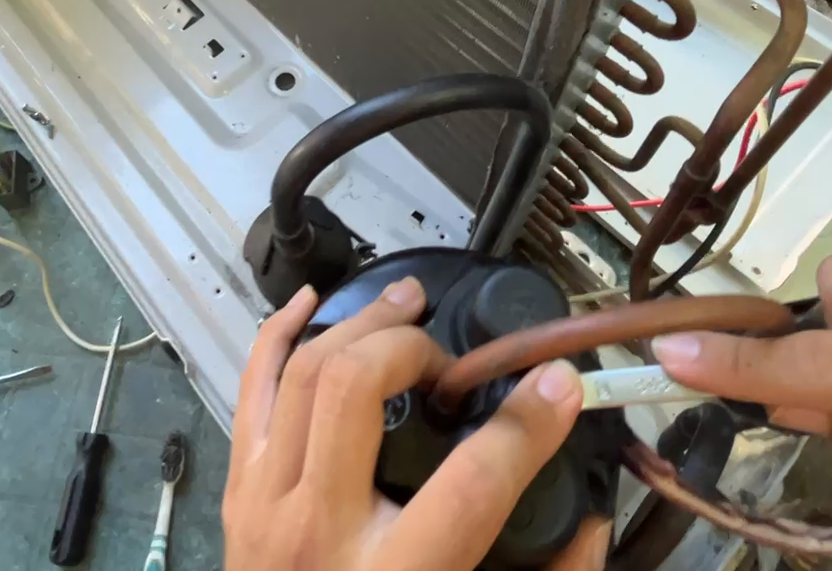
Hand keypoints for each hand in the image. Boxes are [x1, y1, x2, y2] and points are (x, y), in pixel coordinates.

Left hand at [225, 278, 609, 570]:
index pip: (468, 485)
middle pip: (354, 389)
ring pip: (302, 372)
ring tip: (403, 301)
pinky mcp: (239, 486)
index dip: (523, 426)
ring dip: (358, 322)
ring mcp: (264, 500)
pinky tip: (312, 300)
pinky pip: (251, 386)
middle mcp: (316, 531)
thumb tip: (592, 517)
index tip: (558, 383)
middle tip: (447, 354)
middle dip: (409, 346)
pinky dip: (278, 332)